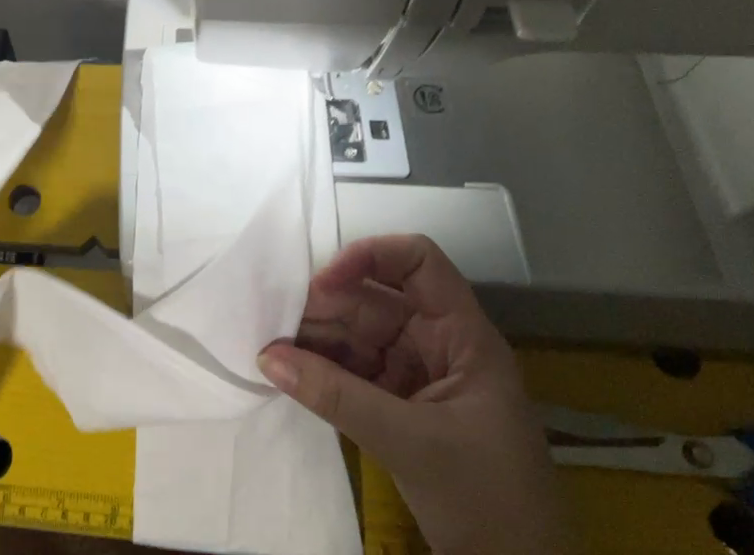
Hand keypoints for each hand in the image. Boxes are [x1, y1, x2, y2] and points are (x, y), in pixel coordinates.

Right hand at [256, 235, 563, 554]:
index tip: (323, 283)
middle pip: (377, 299)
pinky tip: (290, 373)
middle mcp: (440, 345)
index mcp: (463, 336)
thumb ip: (336, 396)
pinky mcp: (402, 408)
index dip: (371, 256)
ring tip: (271, 349)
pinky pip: (356, 372)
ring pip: (361, 336)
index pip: (419, 263)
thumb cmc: (486, 498)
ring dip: (317, 339)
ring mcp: (419, 376)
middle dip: (327, 305)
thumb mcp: (410, 442)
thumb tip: (268, 357)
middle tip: (275, 323)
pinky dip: (323, 371)